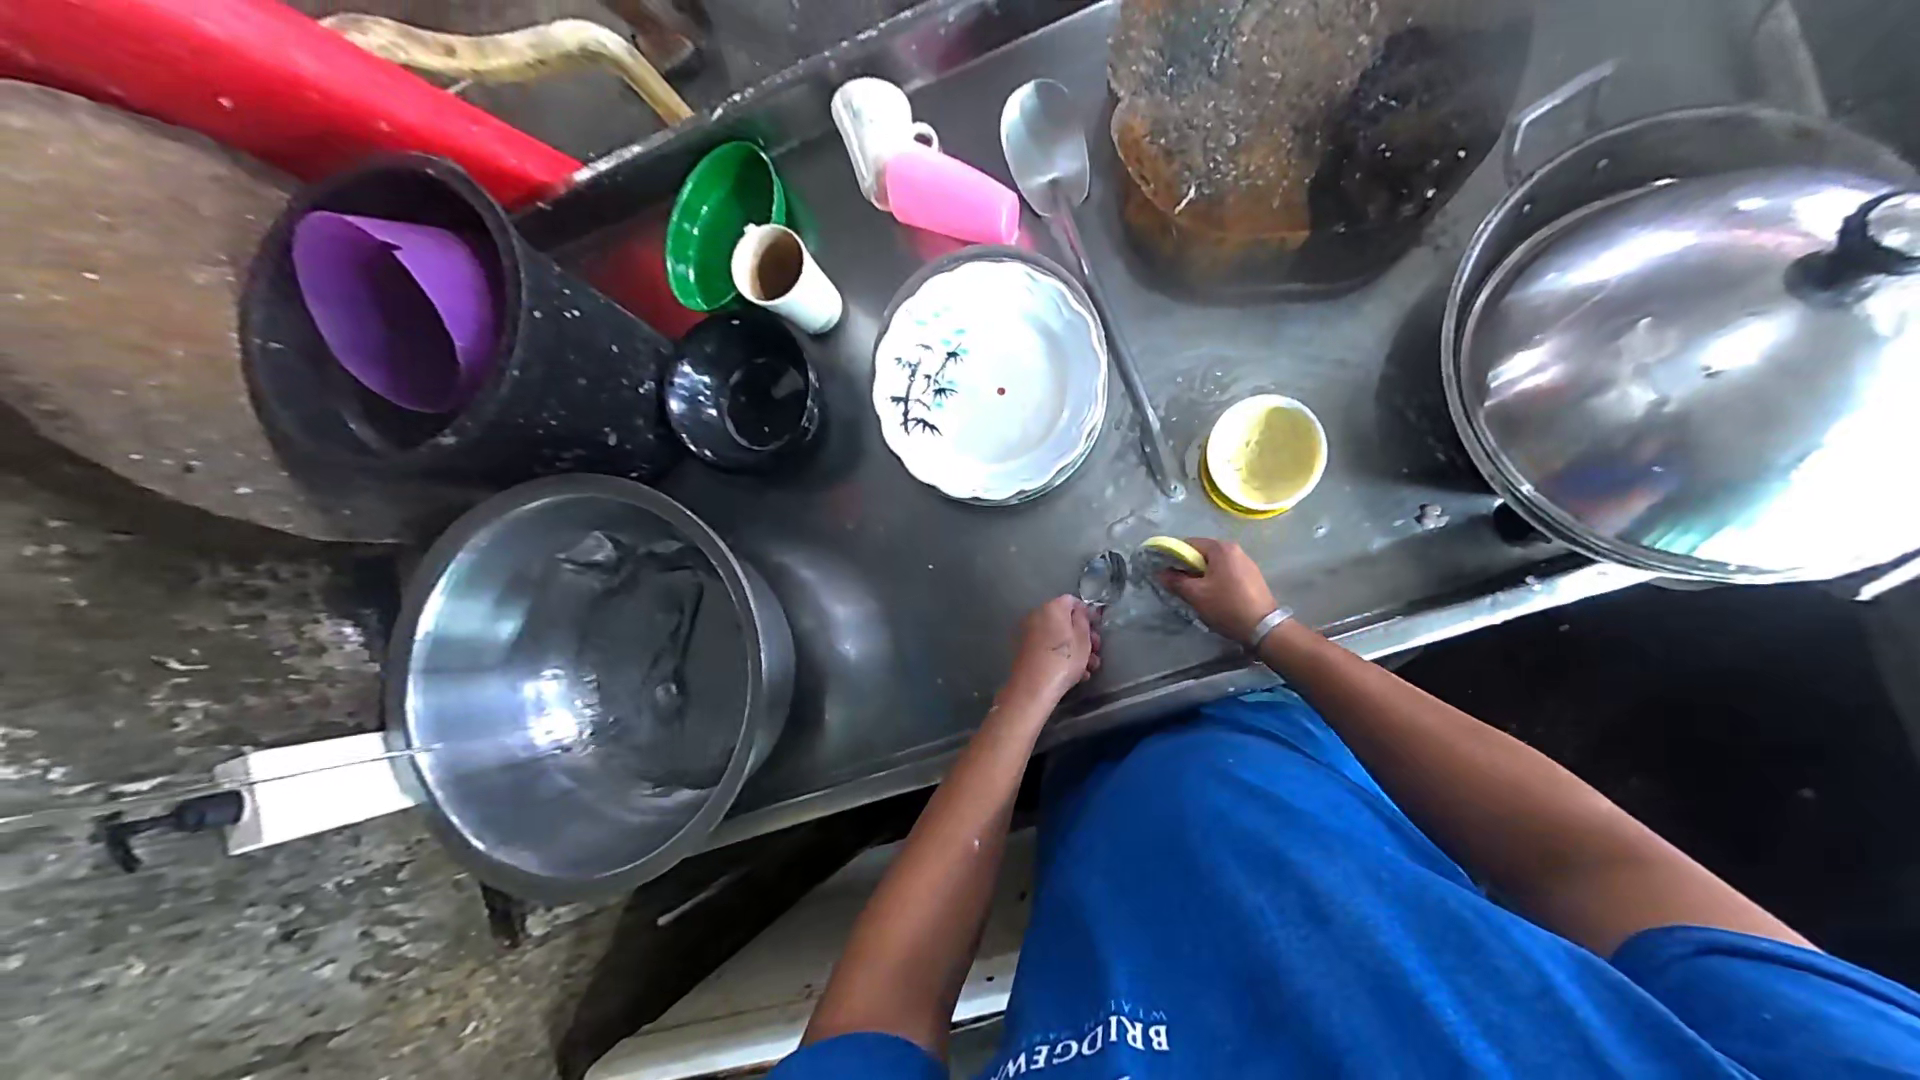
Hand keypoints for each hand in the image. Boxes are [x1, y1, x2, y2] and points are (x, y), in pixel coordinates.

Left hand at [1001, 595, 1101, 705]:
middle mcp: (1036, 615)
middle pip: (1064, 621)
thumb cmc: (1063, 660)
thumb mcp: (1083, 639)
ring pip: (1057, 637)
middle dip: (1083, 635)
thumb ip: (1083, 620)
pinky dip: (1061, 656)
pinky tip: (1075, 675)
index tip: (1097, 628)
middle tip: (1096, 651)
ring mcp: (1028, 633)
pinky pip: (1047, 647)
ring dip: (1076, 650)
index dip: (1087, 613)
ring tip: (1089, 669)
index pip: (1072, 601)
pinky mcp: (1024, 650)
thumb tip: (1079, 611)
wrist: (1033, 687)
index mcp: (1051, 608)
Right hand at [1157, 538, 1277, 643]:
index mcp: (1221, 548)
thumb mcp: (1195, 594)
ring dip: (1202, 574)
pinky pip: (1226, 571)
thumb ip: (1175, 580)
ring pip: (1214, 563)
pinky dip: (1216, 579)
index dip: (1174, 556)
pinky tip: (1215, 595)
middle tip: (1181, 585)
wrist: (1263, 627)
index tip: (1168, 572)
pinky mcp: (1252, 575)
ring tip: (1198, 592)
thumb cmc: (1226, 606)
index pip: (1189, 543)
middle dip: (1189, 567)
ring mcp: (1246, 562)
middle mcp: (1235, 549)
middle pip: (1202, 552)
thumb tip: (1160, 572)